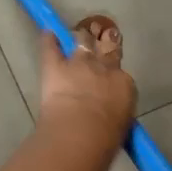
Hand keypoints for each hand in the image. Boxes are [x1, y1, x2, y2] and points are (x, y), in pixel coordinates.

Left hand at [36, 20, 134, 140]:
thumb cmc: (106, 137)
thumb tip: (111, 118)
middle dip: (105, 41)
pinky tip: (48, 32)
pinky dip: (49, 39)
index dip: (114, 76)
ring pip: (81, 41)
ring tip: (79, 33)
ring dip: (81, 37)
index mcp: (124, 85)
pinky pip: (51, 46)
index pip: (121, 76)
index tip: (111, 79)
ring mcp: (78, 62)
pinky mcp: (54, 64)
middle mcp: (103, 68)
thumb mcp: (122, 127)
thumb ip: (117, 114)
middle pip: (106, 48)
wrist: (80, 129)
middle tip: (103, 32)